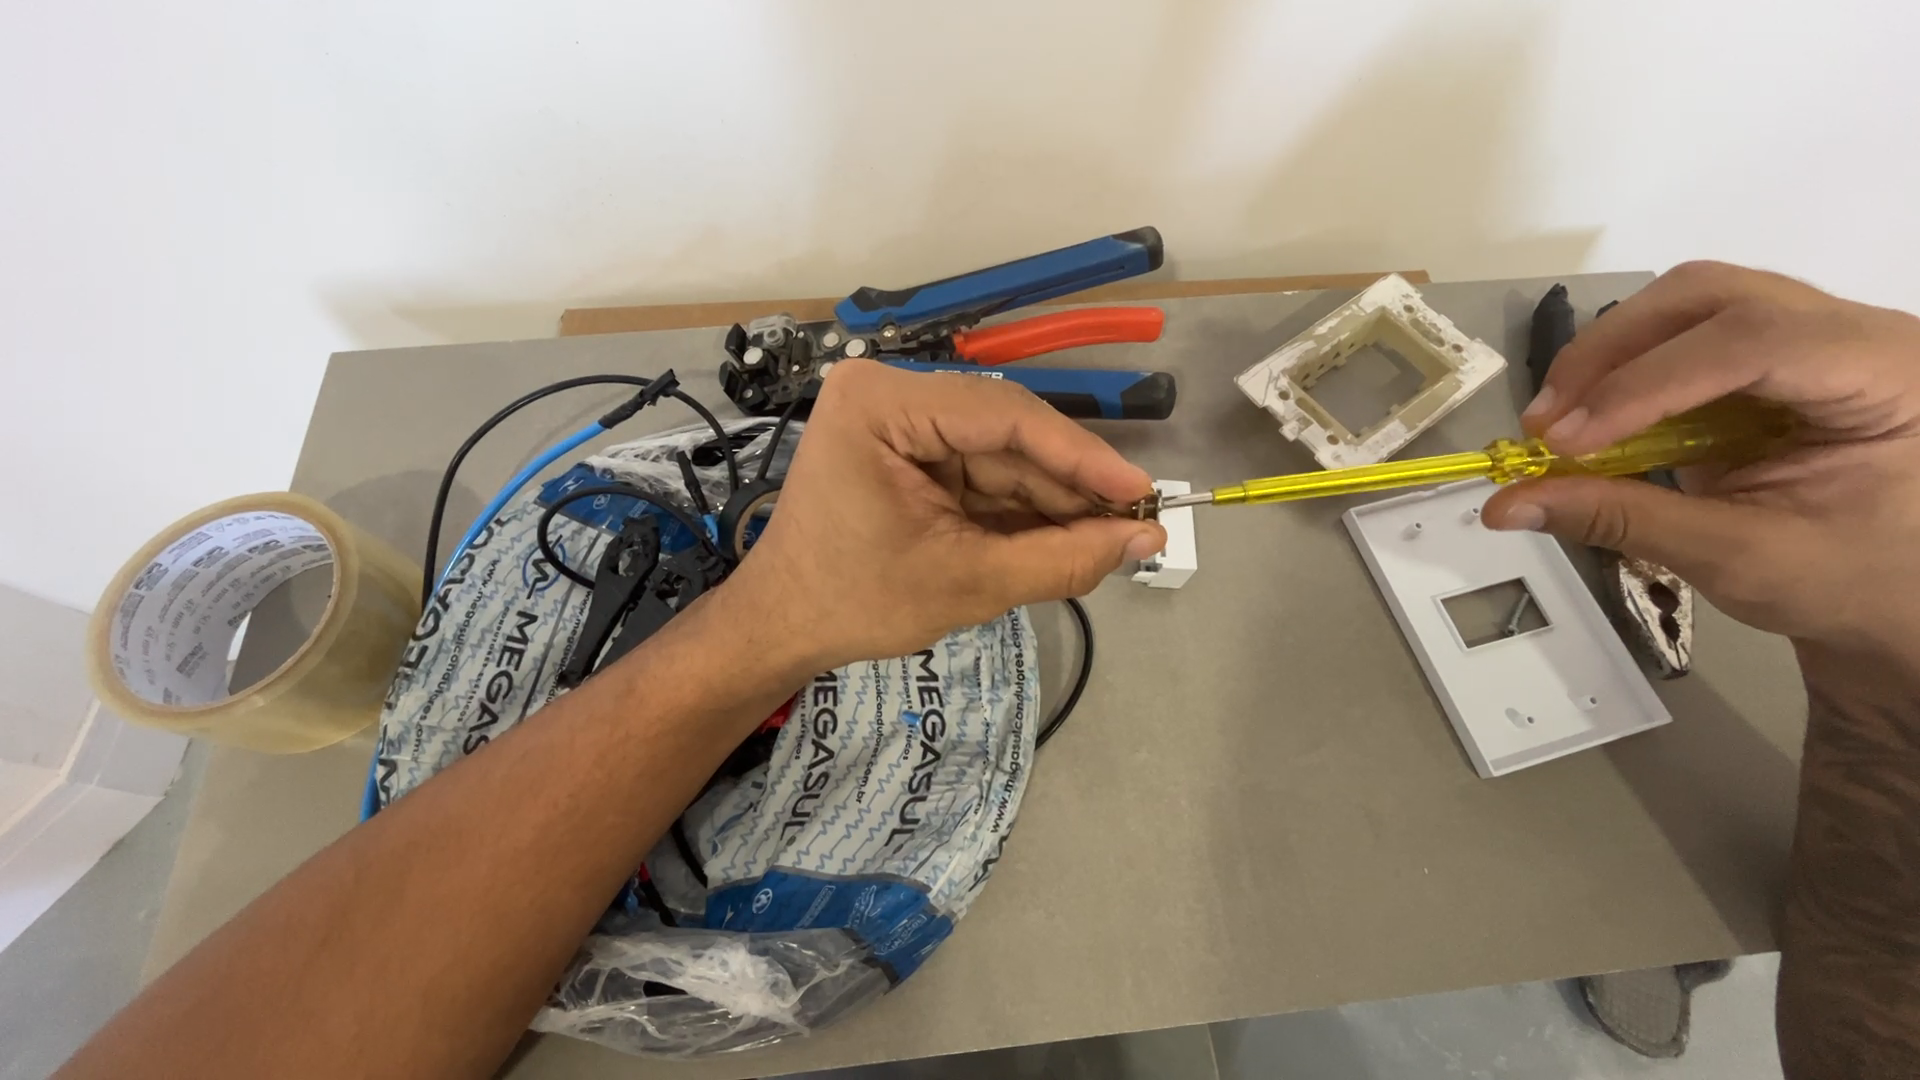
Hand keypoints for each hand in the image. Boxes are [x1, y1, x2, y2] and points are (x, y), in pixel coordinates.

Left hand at [724, 360, 1164, 674]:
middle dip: (1069, 486)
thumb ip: (1062, 559)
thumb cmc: (856, 604)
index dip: (1082, 457)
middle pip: (1006, 434)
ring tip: (1110, 538)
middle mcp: (890, 394)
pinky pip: (980, 473)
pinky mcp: (908, 451)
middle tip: (1135, 524)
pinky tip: (1066, 534)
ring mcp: (898, 421)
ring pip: (1000, 456)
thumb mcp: (967, 583)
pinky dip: (1020, 508)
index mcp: (883, 404)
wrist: (783, 626)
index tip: (1141, 492)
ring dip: (1052, 501)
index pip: (1005, 415)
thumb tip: (1146, 540)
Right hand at [1482, 261, 1919, 659]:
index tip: (1562, 445)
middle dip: (1610, 353)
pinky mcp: (1762, 361)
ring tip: (1557, 423)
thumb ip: (1619, 520)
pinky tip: (1586, 421)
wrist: (1900, 590)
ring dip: (1604, 358)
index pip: (1754, 342)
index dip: (1643, 384)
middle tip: (1547, 424)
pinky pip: (1673, 339)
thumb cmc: (1848, 580)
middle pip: (1707, 297)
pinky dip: (1614, 374)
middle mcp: (1852, 334)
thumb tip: (1504, 505)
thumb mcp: (1735, 557)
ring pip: (1683, 305)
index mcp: (1887, 377)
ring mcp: (1806, 339)